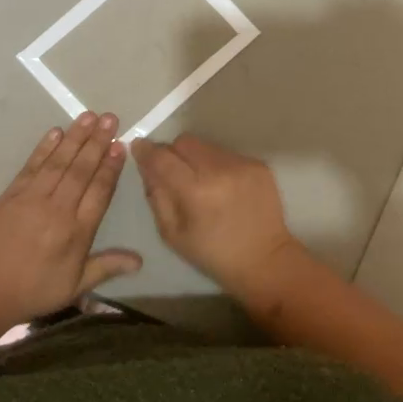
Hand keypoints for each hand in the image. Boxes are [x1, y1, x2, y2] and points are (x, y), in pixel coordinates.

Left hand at [0, 112, 140, 325]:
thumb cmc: (31, 292)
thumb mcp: (73, 287)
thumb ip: (106, 267)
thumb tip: (139, 260)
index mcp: (76, 232)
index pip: (99, 191)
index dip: (110, 167)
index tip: (120, 145)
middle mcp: (57, 208)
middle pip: (81, 169)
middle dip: (97, 142)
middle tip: (110, 118)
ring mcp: (32, 198)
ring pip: (58, 161)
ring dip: (75, 137)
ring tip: (89, 116)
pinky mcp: (11, 195)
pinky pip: (32, 165)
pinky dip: (45, 147)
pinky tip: (56, 132)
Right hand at [131, 134, 300, 296]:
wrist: (264, 259)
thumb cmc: (213, 253)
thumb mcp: (172, 233)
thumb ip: (156, 196)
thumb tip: (146, 167)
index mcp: (196, 191)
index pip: (162, 158)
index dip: (146, 150)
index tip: (138, 147)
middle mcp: (220, 170)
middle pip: (184, 142)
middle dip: (172, 152)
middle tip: (173, 171)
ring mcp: (242, 165)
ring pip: (206, 145)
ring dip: (196, 158)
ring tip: (201, 182)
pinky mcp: (258, 164)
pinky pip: (226, 154)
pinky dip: (217, 165)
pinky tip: (223, 187)